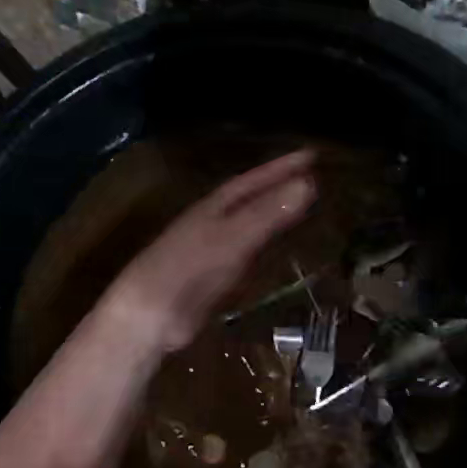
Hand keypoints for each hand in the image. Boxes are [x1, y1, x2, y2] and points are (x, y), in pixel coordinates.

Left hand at [88, 150, 315, 356]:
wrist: (151, 313)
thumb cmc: (188, 268)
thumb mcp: (232, 237)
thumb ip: (267, 213)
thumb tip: (308, 182)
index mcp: (213, 207)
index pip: (253, 180)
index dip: (281, 167)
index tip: (313, 154)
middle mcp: (212, 223)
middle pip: (251, 199)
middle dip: (280, 187)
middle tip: (316, 177)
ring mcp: (212, 251)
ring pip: (249, 225)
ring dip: (274, 215)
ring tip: (306, 208)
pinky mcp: (214, 279)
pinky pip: (247, 254)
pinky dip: (265, 248)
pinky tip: (279, 252)